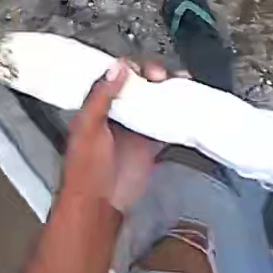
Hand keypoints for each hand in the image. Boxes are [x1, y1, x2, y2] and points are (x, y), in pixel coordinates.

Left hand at [59, 59, 168, 213]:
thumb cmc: (85, 166)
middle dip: (153, 74)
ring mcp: (135, 126)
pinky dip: (177, 113)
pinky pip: (166, 122)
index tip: (143, 67)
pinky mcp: (150, 143)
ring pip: (154, 99)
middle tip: (163, 75)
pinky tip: (187, 104)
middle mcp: (117, 110)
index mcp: (98, 102)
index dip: (131, 66)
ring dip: (167, 89)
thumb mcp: (88, 127)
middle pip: (139, 83)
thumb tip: (118, 67)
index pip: (117, 75)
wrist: (99, 206)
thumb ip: (100, 96)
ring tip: (181, 81)